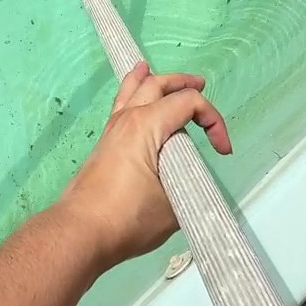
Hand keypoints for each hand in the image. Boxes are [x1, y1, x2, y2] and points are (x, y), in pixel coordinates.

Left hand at [53, 61, 232, 268]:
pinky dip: (133, 88)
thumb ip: (188, 183)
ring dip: (155, 80)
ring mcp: (114, 126)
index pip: (188, 102)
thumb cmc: (128, 217)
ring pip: (135, 87)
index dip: (213, 120)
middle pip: (158, 83)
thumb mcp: (173, 205)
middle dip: (183, 82)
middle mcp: (129, 117)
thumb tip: (191, 180)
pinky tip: (134, 86)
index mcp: (147, 125)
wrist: (83, 230)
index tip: (223, 151)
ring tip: (165, 75)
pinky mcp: (106, 139)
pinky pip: (122, 101)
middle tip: (201, 84)